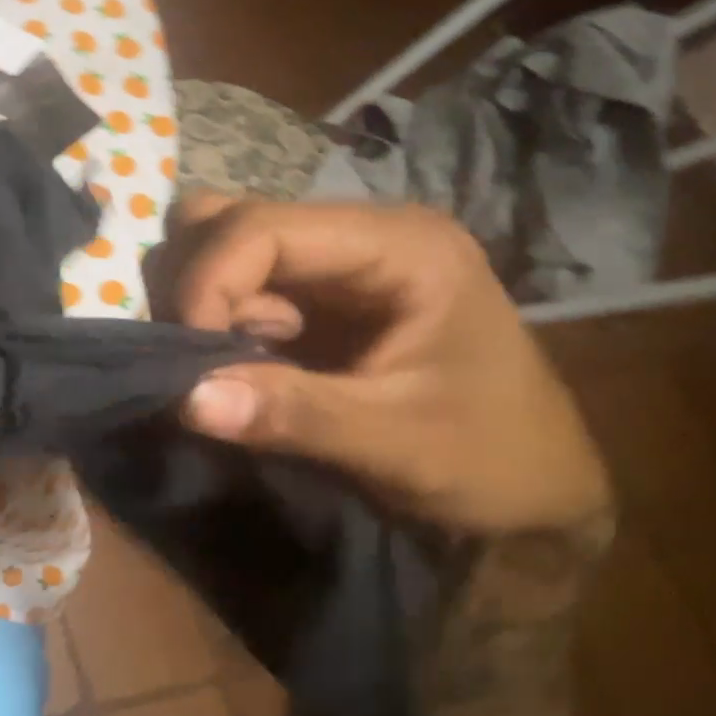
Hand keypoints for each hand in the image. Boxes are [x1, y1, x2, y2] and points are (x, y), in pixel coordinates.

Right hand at [155, 195, 609, 534]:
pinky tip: (241, 368)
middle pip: (226, 221)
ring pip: (216, 250)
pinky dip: (208, 327)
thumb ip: (292, 415)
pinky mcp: (307, 299)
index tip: (192, 364)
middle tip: (202, 358)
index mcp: (398, 246)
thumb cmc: (489, 460)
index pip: (260, 228)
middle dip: (195, 289)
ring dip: (199, 308)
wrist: (532, 494)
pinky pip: (227, 290)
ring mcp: (329, 265)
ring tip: (230, 364)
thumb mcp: (396, 443)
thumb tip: (183, 399)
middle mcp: (356, 235)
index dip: (207, 285)